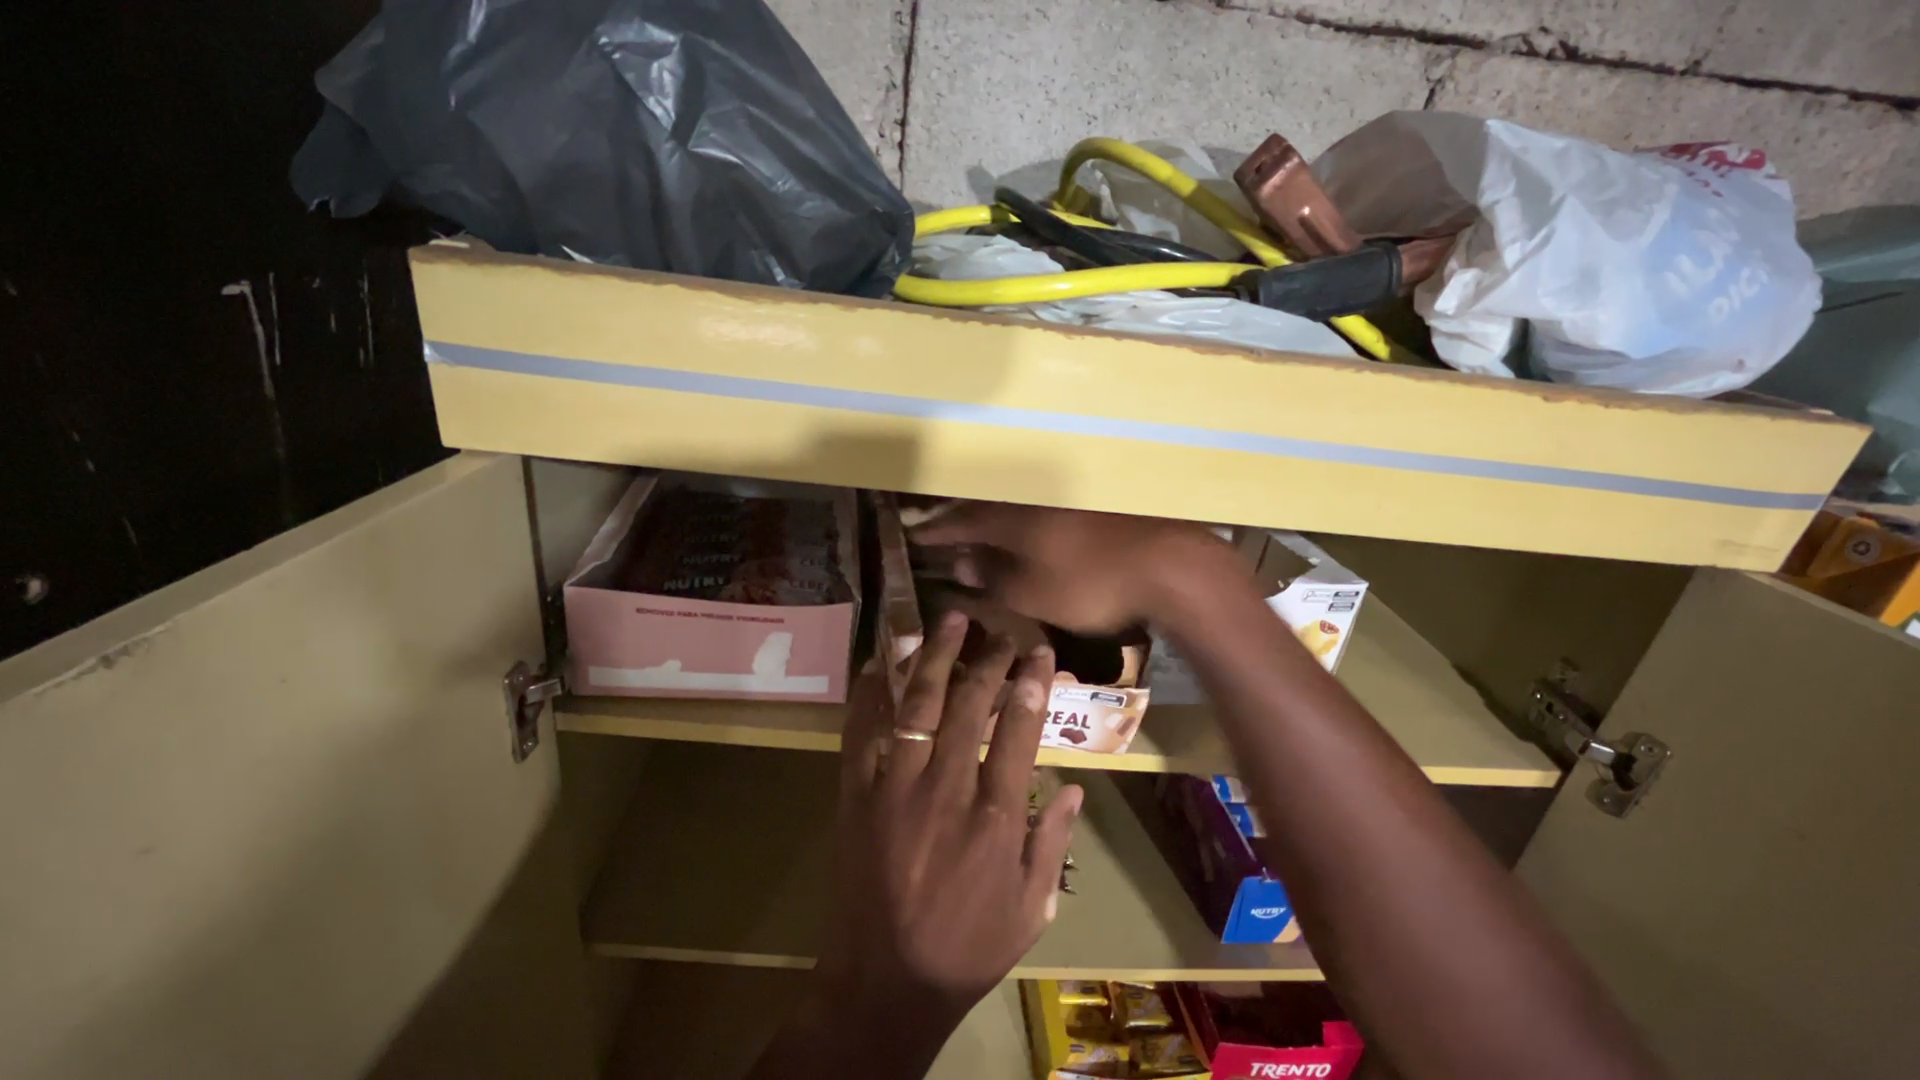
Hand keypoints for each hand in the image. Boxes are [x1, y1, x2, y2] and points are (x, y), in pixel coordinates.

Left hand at [818, 610, 1081, 1021]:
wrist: (884, 981)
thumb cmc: (967, 948)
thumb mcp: (1032, 909)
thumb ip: (1053, 844)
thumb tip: (1075, 789)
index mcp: (997, 817)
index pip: (1019, 730)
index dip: (1031, 684)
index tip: (1038, 652)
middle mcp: (946, 790)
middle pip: (969, 706)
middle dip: (989, 661)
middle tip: (1000, 633)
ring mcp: (894, 788)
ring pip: (916, 706)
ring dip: (934, 658)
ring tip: (949, 622)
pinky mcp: (855, 796)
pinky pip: (859, 734)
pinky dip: (867, 694)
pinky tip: (876, 662)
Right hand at [912, 503, 1238, 633]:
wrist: (1170, 566)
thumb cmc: (1092, 583)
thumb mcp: (1033, 594)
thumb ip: (993, 578)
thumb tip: (960, 562)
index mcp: (1011, 518)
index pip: (960, 521)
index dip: (936, 530)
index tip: (912, 533)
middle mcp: (1033, 499)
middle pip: (987, 507)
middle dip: (962, 519)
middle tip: (940, 527)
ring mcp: (1067, 498)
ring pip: (1017, 507)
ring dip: (994, 519)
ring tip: (978, 531)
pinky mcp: (1093, 506)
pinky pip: (1043, 510)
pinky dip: (1025, 523)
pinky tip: (1027, 532)